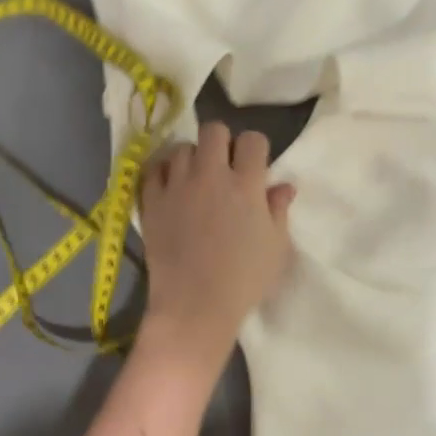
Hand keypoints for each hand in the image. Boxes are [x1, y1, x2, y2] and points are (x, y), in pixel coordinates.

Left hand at [137, 121, 295, 365]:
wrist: (196, 304)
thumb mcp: (276, 248)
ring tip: (194, 181)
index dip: (256, 151)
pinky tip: (171, 188)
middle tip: (224, 169)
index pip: (253, 141)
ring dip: (192, 159)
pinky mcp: (151, 200)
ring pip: (182, 148)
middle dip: (222, 144)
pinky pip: (153, 169)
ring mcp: (177, 185)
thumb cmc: (244, 281)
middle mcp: (211, 175)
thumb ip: (278, 211)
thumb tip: (283, 186)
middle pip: (214, 130)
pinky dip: (163, 173)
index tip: (254, 168)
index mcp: (246, 185)